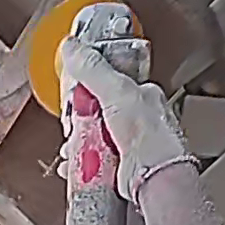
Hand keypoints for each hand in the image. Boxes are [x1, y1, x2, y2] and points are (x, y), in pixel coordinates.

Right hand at [59, 37, 192, 200]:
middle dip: (78, 121)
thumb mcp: (117, 91)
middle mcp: (136, 121)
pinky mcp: (117, 170)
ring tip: (70, 147)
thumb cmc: (148, 135)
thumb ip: (92, 69)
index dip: (89, 88)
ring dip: (76, 145)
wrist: (154, 178)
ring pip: (93, 141)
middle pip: (97, 115)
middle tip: (70, 124)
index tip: (74, 93)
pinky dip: (79, 166)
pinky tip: (73, 166)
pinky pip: (92, 165)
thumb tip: (71, 46)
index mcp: (143, 96)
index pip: (110, 84)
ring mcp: (127, 147)